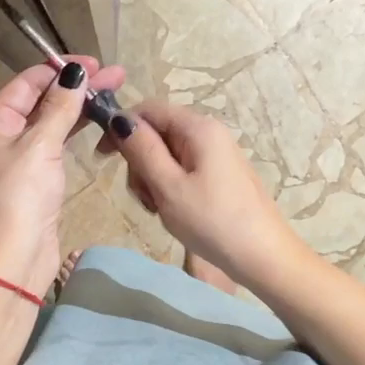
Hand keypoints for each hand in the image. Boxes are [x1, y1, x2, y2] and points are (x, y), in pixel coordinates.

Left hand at [0, 58, 123, 293]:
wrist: (14, 257)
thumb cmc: (20, 197)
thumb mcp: (40, 145)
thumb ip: (60, 107)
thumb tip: (76, 73)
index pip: (27, 82)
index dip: (62, 70)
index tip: (97, 64)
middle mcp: (0, 135)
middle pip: (41, 100)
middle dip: (77, 87)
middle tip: (118, 76)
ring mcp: (18, 158)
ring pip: (51, 122)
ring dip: (79, 108)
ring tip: (115, 94)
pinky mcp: (34, 179)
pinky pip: (55, 144)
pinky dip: (75, 131)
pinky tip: (98, 122)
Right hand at [113, 99, 304, 282]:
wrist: (262, 256)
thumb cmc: (212, 221)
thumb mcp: (168, 186)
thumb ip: (141, 150)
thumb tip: (118, 119)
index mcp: (198, 127)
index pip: (148, 109)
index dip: (120, 127)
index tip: (102, 159)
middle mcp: (209, 133)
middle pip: (157, 132)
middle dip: (140, 162)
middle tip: (146, 198)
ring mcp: (217, 155)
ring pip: (168, 155)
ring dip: (153, 180)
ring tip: (161, 210)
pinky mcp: (220, 176)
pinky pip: (184, 171)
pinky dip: (170, 189)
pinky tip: (176, 213)